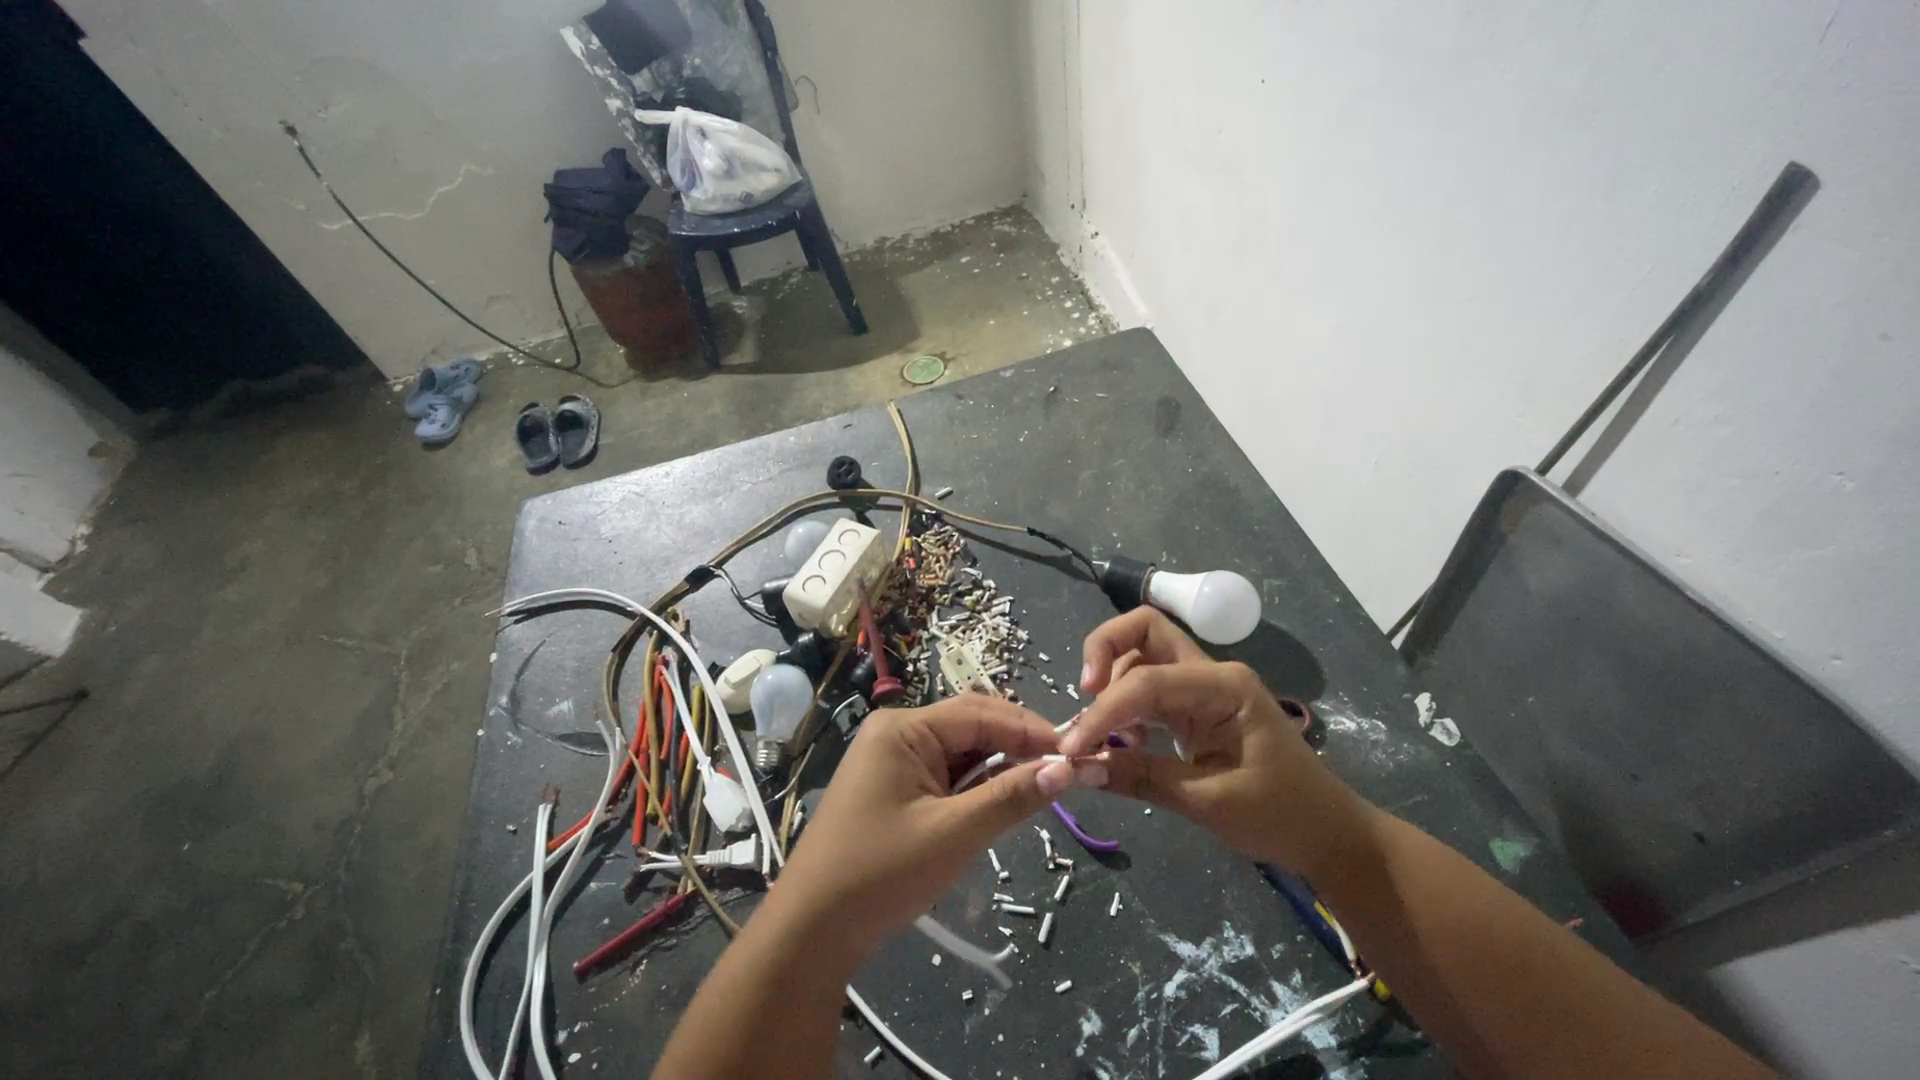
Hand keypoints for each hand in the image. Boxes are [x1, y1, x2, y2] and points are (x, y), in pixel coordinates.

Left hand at [770, 694, 1104, 955]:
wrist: (813, 928)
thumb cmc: (881, 872)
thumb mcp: (954, 833)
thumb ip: (1011, 797)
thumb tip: (1069, 768)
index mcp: (904, 728)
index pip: (981, 713)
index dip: (1032, 730)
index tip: (1079, 751)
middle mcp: (898, 733)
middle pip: (972, 726)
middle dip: (1020, 744)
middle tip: (1070, 768)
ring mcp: (895, 761)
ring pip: (963, 752)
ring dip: (1002, 766)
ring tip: (1050, 782)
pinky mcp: (897, 789)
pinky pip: (948, 775)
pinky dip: (979, 785)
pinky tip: (1008, 797)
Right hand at [1063, 612, 1368, 873]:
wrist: (1328, 834)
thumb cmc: (1279, 816)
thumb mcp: (1206, 802)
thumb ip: (1140, 777)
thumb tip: (1076, 768)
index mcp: (1222, 687)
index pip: (1145, 681)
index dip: (1102, 712)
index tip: (1071, 748)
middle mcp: (1211, 674)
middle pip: (1143, 630)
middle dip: (1103, 650)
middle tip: (1084, 693)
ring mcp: (1204, 688)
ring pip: (1143, 655)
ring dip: (1112, 681)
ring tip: (1102, 733)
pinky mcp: (1197, 708)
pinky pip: (1150, 688)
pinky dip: (1125, 704)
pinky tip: (1125, 742)